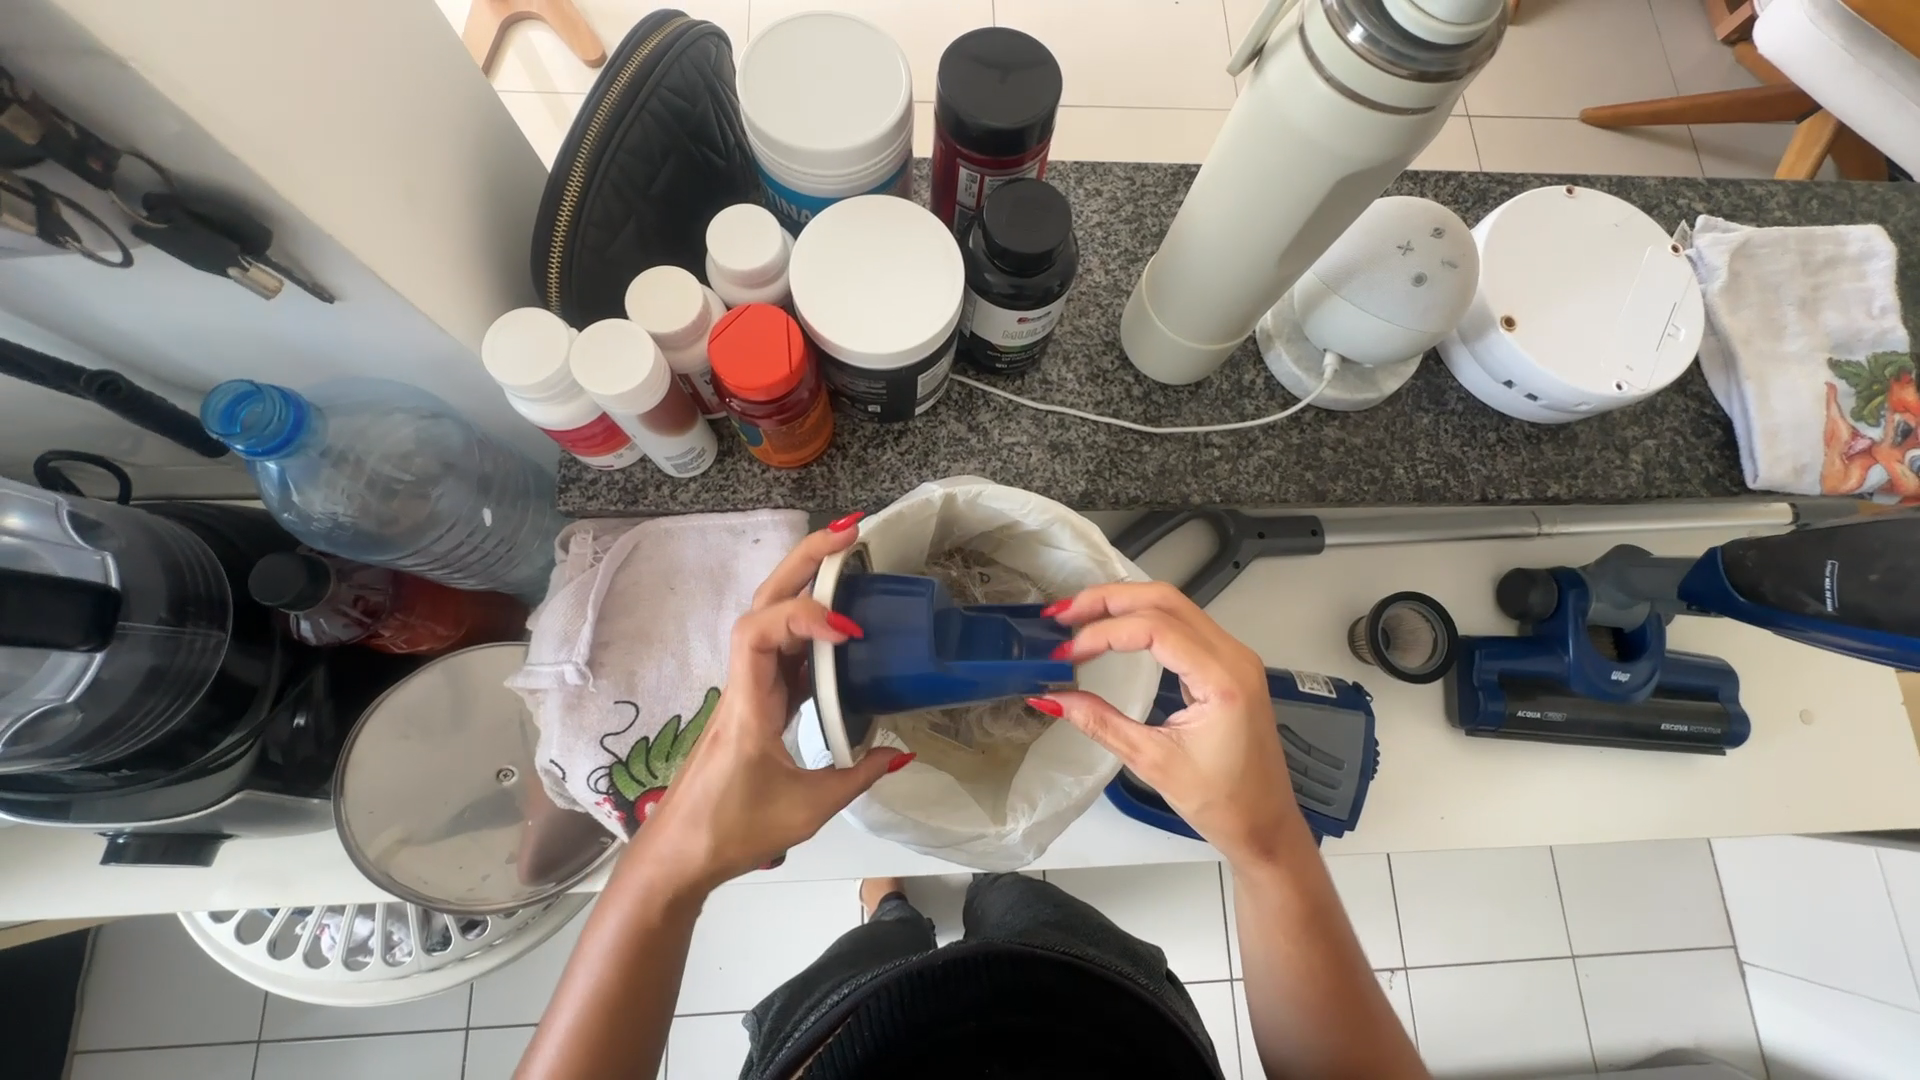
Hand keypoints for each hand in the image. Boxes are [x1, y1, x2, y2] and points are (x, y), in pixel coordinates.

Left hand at [635, 518, 910, 893]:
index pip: (761, 631)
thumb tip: (900, 752)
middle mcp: (745, 682)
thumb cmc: (732, 830)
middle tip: (850, 534)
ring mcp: (750, 687)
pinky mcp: (759, 698)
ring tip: (849, 559)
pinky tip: (841, 623)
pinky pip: (784, 647)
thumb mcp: (807, 808)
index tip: (850, 632)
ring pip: (770, 616)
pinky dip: (811, 625)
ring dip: (806, 583)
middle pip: (763, 601)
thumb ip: (858, 776)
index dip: (804, 616)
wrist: (678, 854)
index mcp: (749, 703)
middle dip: (804, 561)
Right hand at [1034, 583, 1308, 865]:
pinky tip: (1112, 629)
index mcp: (1223, 679)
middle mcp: (1233, 655)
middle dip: (1108, 600)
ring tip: (1078, 616)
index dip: (1104, 633)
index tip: (1066, 654)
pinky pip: (1181, 623)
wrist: (1267, 826)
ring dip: (1123, 604)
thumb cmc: (1221, 802)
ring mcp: (1233, 655)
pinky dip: (1141, 619)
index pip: (1155, 629)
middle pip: (1164, 600)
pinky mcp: (1225, 663)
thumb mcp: (1153, 762)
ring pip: (1173, 605)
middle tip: (1062, 614)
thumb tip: (1051, 697)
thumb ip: (1100, 721)